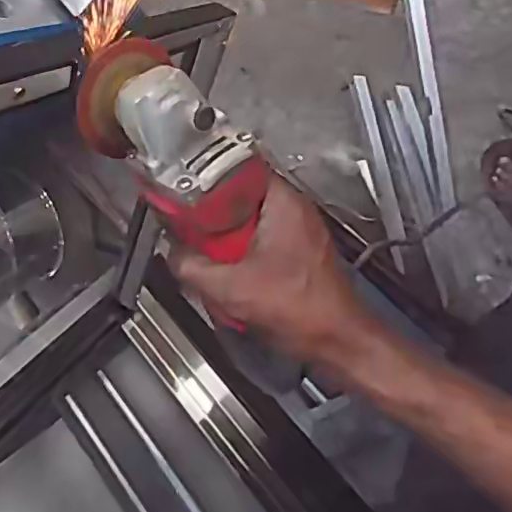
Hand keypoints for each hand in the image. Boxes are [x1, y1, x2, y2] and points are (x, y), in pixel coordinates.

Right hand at [165, 177, 376, 363]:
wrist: (338, 342)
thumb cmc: (303, 311)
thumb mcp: (231, 288)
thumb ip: (192, 267)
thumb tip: (173, 255)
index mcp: (284, 203)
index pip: (239, 169)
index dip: (208, 177)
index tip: (188, 188)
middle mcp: (295, 209)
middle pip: (241, 195)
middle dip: (214, 211)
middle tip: (192, 223)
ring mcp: (300, 230)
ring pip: (250, 218)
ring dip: (227, 233)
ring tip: (208, 248)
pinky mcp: (299, 251)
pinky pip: (261, 237)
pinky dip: (243, 248)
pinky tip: (231, 270)